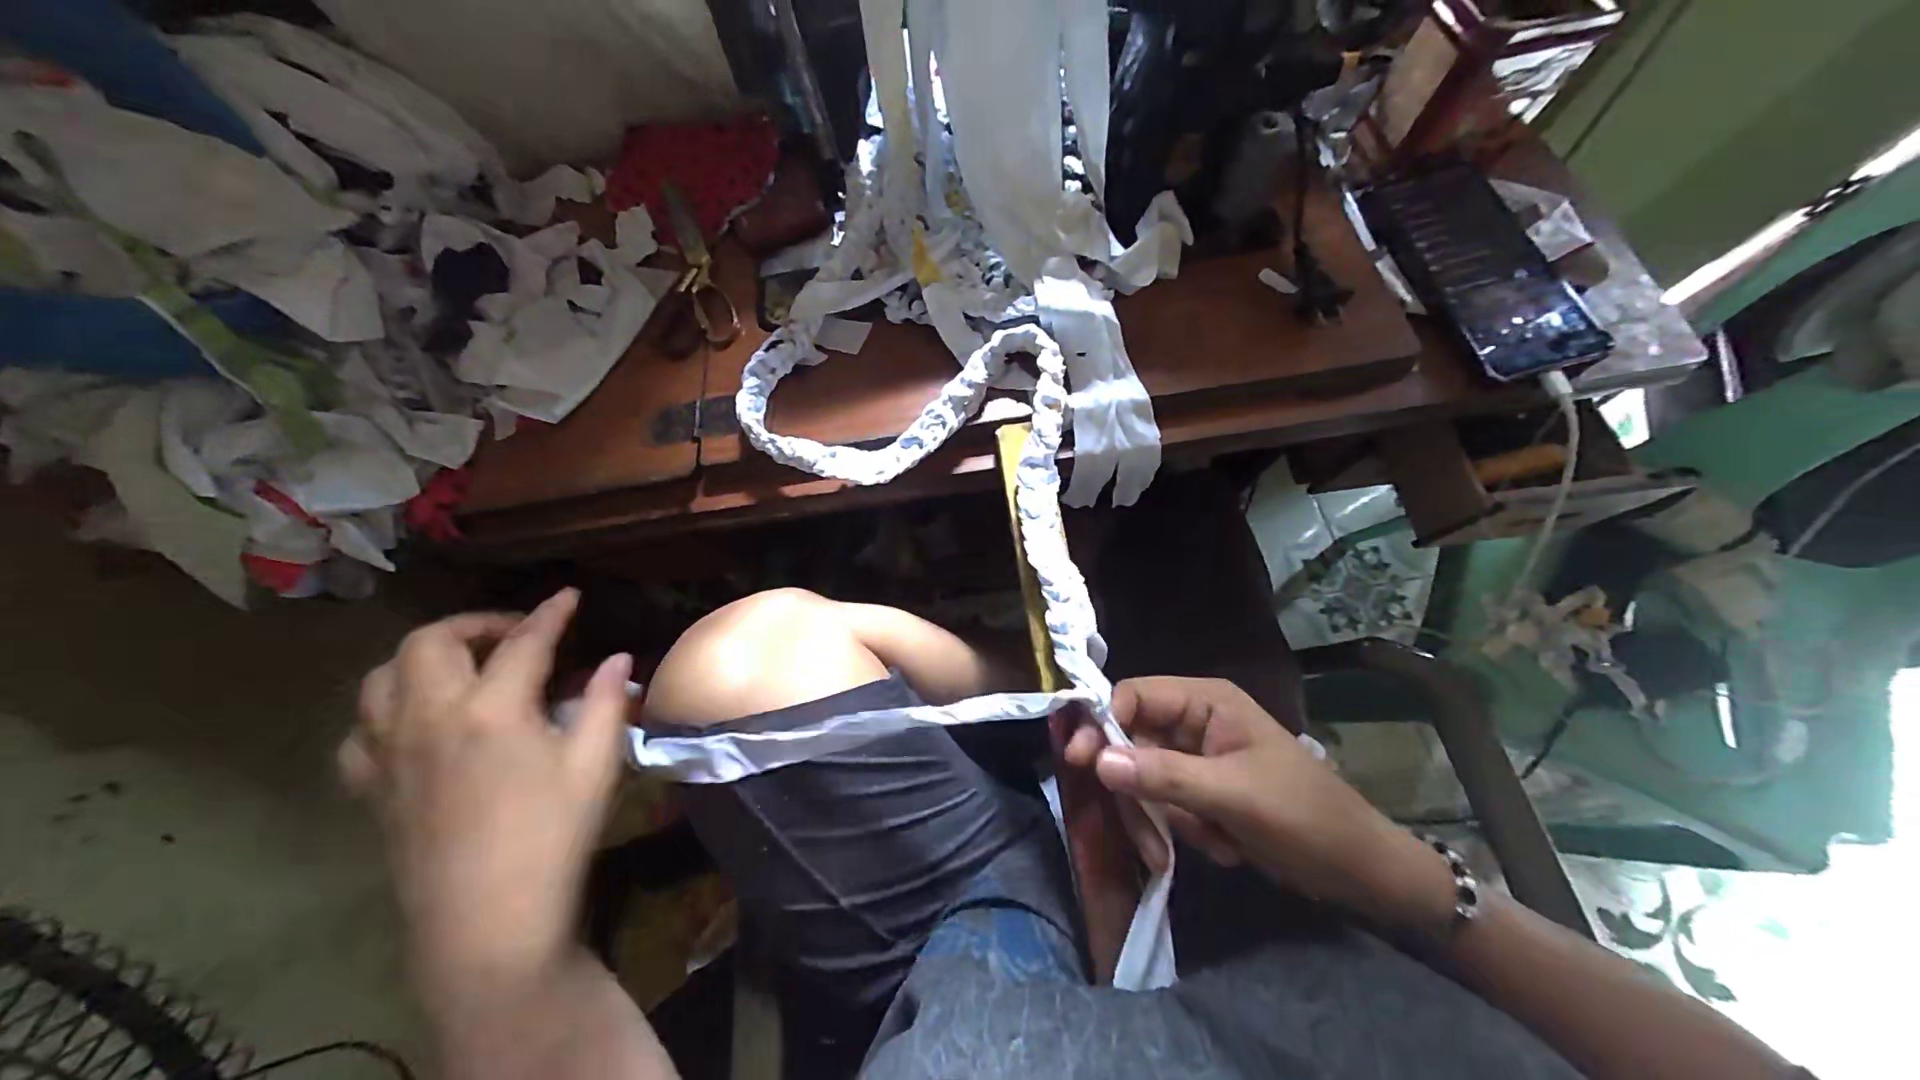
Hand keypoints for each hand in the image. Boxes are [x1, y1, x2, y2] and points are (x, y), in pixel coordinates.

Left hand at [340, 589, 632, 1004]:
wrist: (488, 922)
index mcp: (491, 709)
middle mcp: (429, 718)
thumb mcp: (596, 765)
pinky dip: (387, 711)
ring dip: (424, 658)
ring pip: (381, 678)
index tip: (569, 595)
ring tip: (465, 668)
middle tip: (515, 634)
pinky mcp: (373, 790)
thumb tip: (617, 660)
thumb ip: (606, 702)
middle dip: (475, 623)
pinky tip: (419, 724)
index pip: (523, 642)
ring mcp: (391, 754)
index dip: (551, 613)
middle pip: (431, 642)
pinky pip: (360, 732)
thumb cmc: (553, 837)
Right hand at [1064, 677, 1450, 929]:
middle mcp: (1194, 721)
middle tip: (1146, 836)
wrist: (1359, 870)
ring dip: (1163, 819)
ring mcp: (1195, 757)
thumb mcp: (1233, 795)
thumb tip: (1097, 761)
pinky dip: (1181, 830)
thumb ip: (1164, 775)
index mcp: (1205, 701)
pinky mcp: (1199, 791)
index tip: (1080, 761)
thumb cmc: (1304, 816)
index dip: (1101, 722)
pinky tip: (1223, 848)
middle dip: (1139, 791)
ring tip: (1205, 849)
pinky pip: (1164, 803)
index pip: (1133, 696)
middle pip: (1131, 741)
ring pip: (1144, 778)